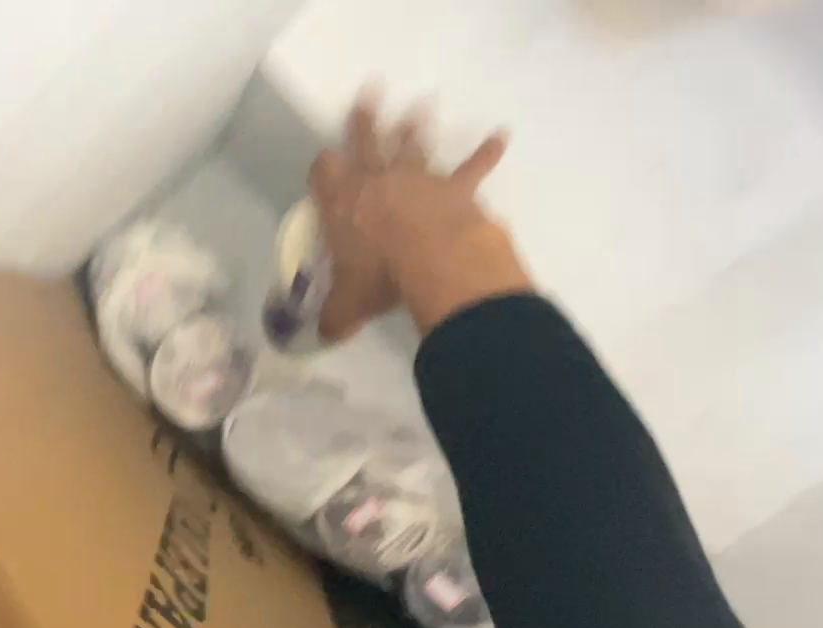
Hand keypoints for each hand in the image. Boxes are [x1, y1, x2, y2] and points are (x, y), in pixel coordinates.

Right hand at [309, 90, 532, 338]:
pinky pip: (474, 165)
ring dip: (416, 125)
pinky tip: (500, 137)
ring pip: (414, 143)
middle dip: (364, 119)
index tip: (323, 163)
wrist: (433, 261)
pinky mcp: (455, 185)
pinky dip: (487, 151)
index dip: (322, 167)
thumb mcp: (345, 307)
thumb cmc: (378, 278)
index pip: (323, 174)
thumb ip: (334, 318)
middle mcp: (376, 182)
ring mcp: (417, 178)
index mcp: (341, 206)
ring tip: (420, 106)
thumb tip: (326, 337)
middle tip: (367, 95)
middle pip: (367, 140)